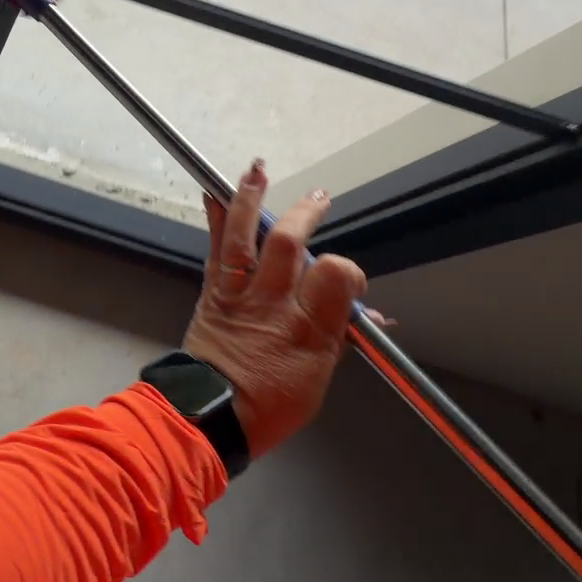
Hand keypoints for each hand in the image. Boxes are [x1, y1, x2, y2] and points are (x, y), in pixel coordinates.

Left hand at [183, 159, 368, 459]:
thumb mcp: (321, 375)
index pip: (335, 276)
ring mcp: (237, 292)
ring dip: (251, 199)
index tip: (352, 276)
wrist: (211, 412)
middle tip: (320, 196)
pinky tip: (214, 193)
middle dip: (306, 215)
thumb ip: (341, 333)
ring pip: (245, 237)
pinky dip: (217, 218)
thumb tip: (370, 313)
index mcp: (306, 328)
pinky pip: (217, 248)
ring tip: (257, 169)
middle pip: (290, 246)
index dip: (348, 270)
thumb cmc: (272, 401)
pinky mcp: (213, 290)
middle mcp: (270, 302)